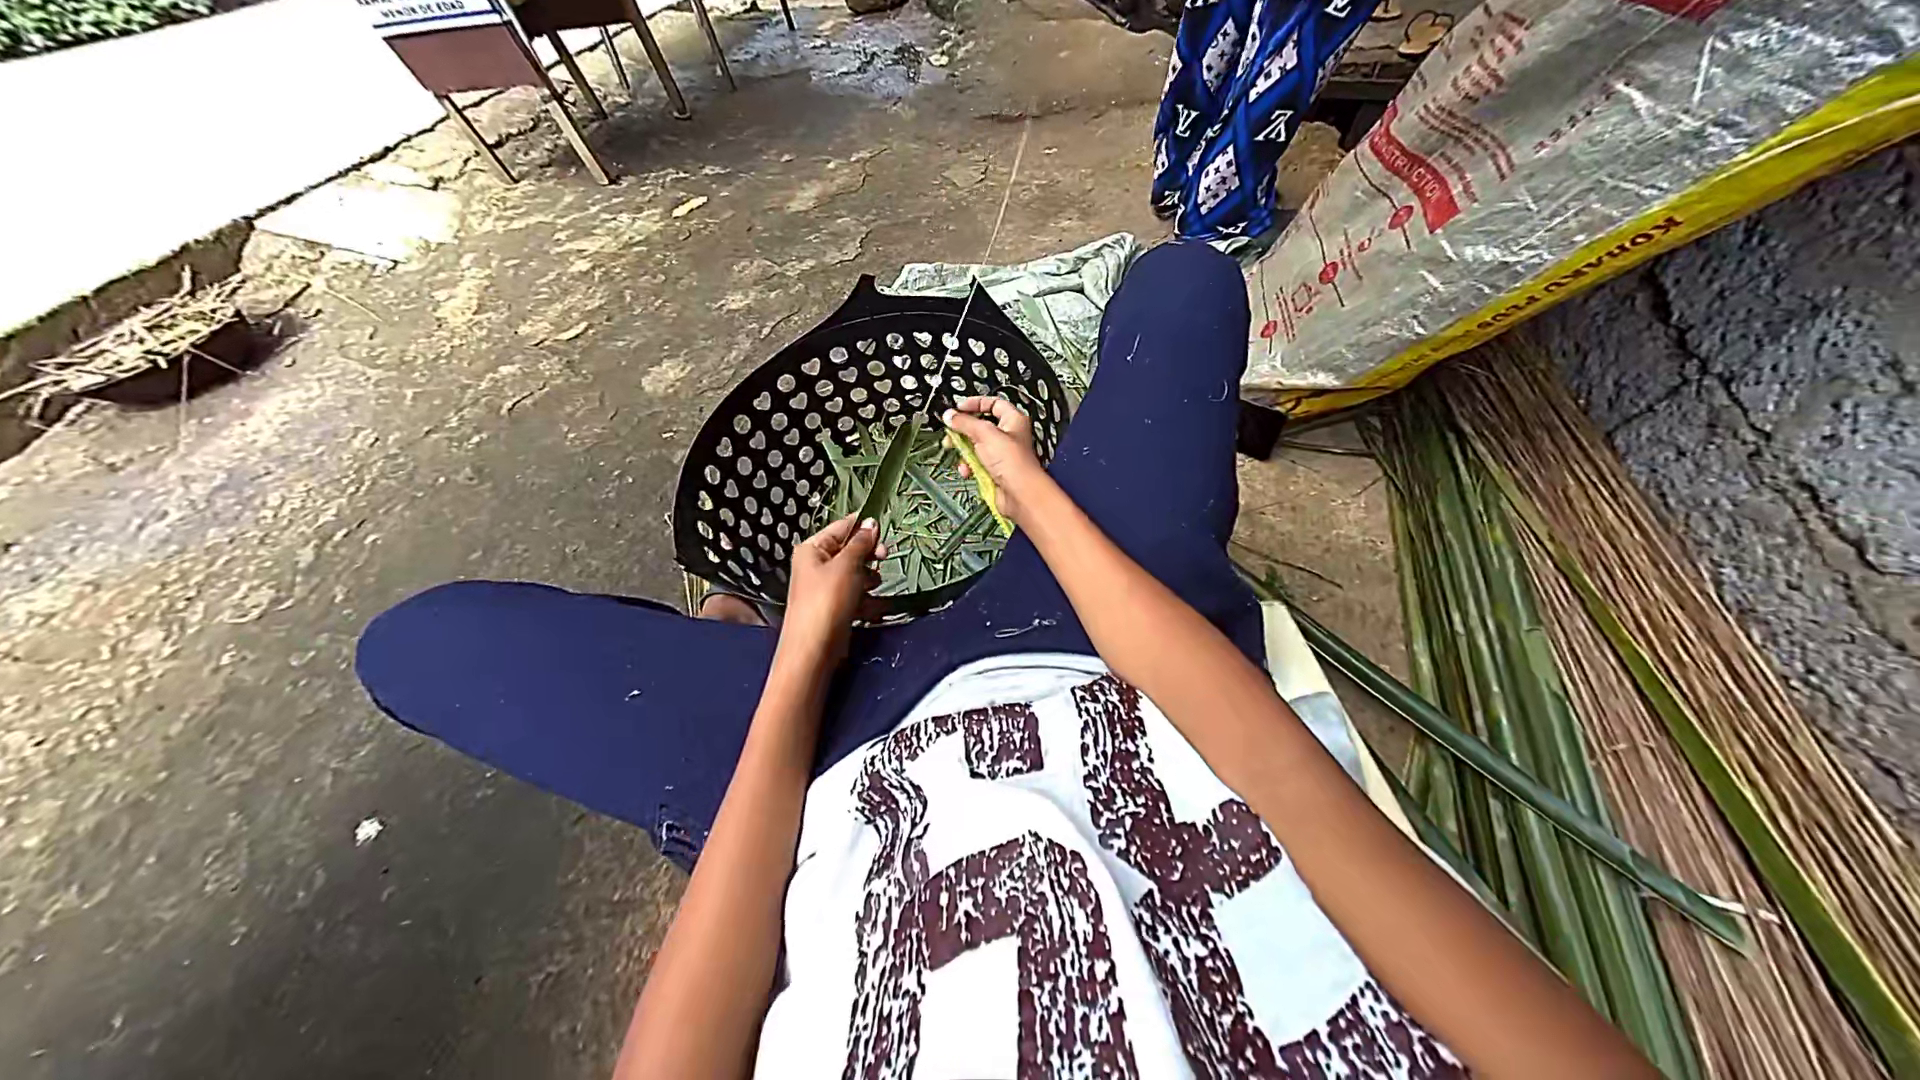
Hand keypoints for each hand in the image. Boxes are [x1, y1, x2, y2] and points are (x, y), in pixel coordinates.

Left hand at [780, 514, 884, 665]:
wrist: (815, 648)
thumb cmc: (826, 601)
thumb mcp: (846, 565)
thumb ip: (861, 542)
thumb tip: (871, 524)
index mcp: (812, 549)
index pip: (841, 527)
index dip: (863, 527)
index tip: (883, 530)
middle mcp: (817, 565)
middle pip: (850, 551)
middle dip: (869, 555)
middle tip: (884, 557)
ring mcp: (826, 588)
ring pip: (856, 573)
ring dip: (869, 578)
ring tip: (873, 585)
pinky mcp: (836, 607)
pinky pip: (856, 594)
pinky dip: (866, 598)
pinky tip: (873, 605)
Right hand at [942, 396, 1047, 526]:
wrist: (1018, 493)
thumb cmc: (1014, 463)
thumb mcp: (985, 434)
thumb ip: (965, 422)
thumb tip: (950, 415)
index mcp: (1013, 420)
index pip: (993, 404)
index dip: (976, 403)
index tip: (959, 408)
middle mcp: (1008, 436)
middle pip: (980, 426)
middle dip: (964, 430)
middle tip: (951, 431)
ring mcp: (1001, 455)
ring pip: (976, 446)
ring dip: (964, 450)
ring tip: (956, 451)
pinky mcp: (994, 470)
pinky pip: (976, 464)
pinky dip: (969, 466)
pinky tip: (967, 469)